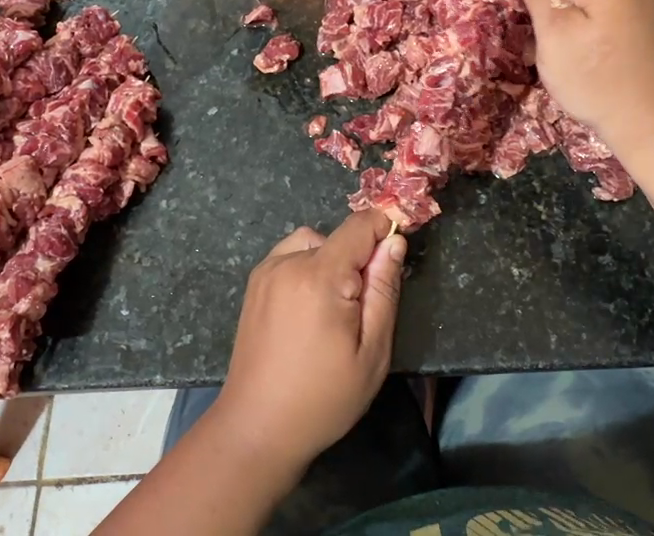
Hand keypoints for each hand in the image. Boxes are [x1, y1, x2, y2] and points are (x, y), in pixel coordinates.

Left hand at [209, 211, 406, 471]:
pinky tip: (309, 310)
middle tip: (361, 311)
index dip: (384, 229)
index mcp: (319, 276)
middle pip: (337, 237)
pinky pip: (291, 256)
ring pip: (313, 244)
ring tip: (333, 311)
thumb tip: (394, 242)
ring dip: (331, 263)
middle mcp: (288, 263)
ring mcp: (266, 271)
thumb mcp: (372, 351)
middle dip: (358, 260)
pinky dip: (307, 268)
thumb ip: (384, 290)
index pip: (359, 226)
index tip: (399, 252)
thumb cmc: (323, 397)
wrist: (257, 427)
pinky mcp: (254, 284)